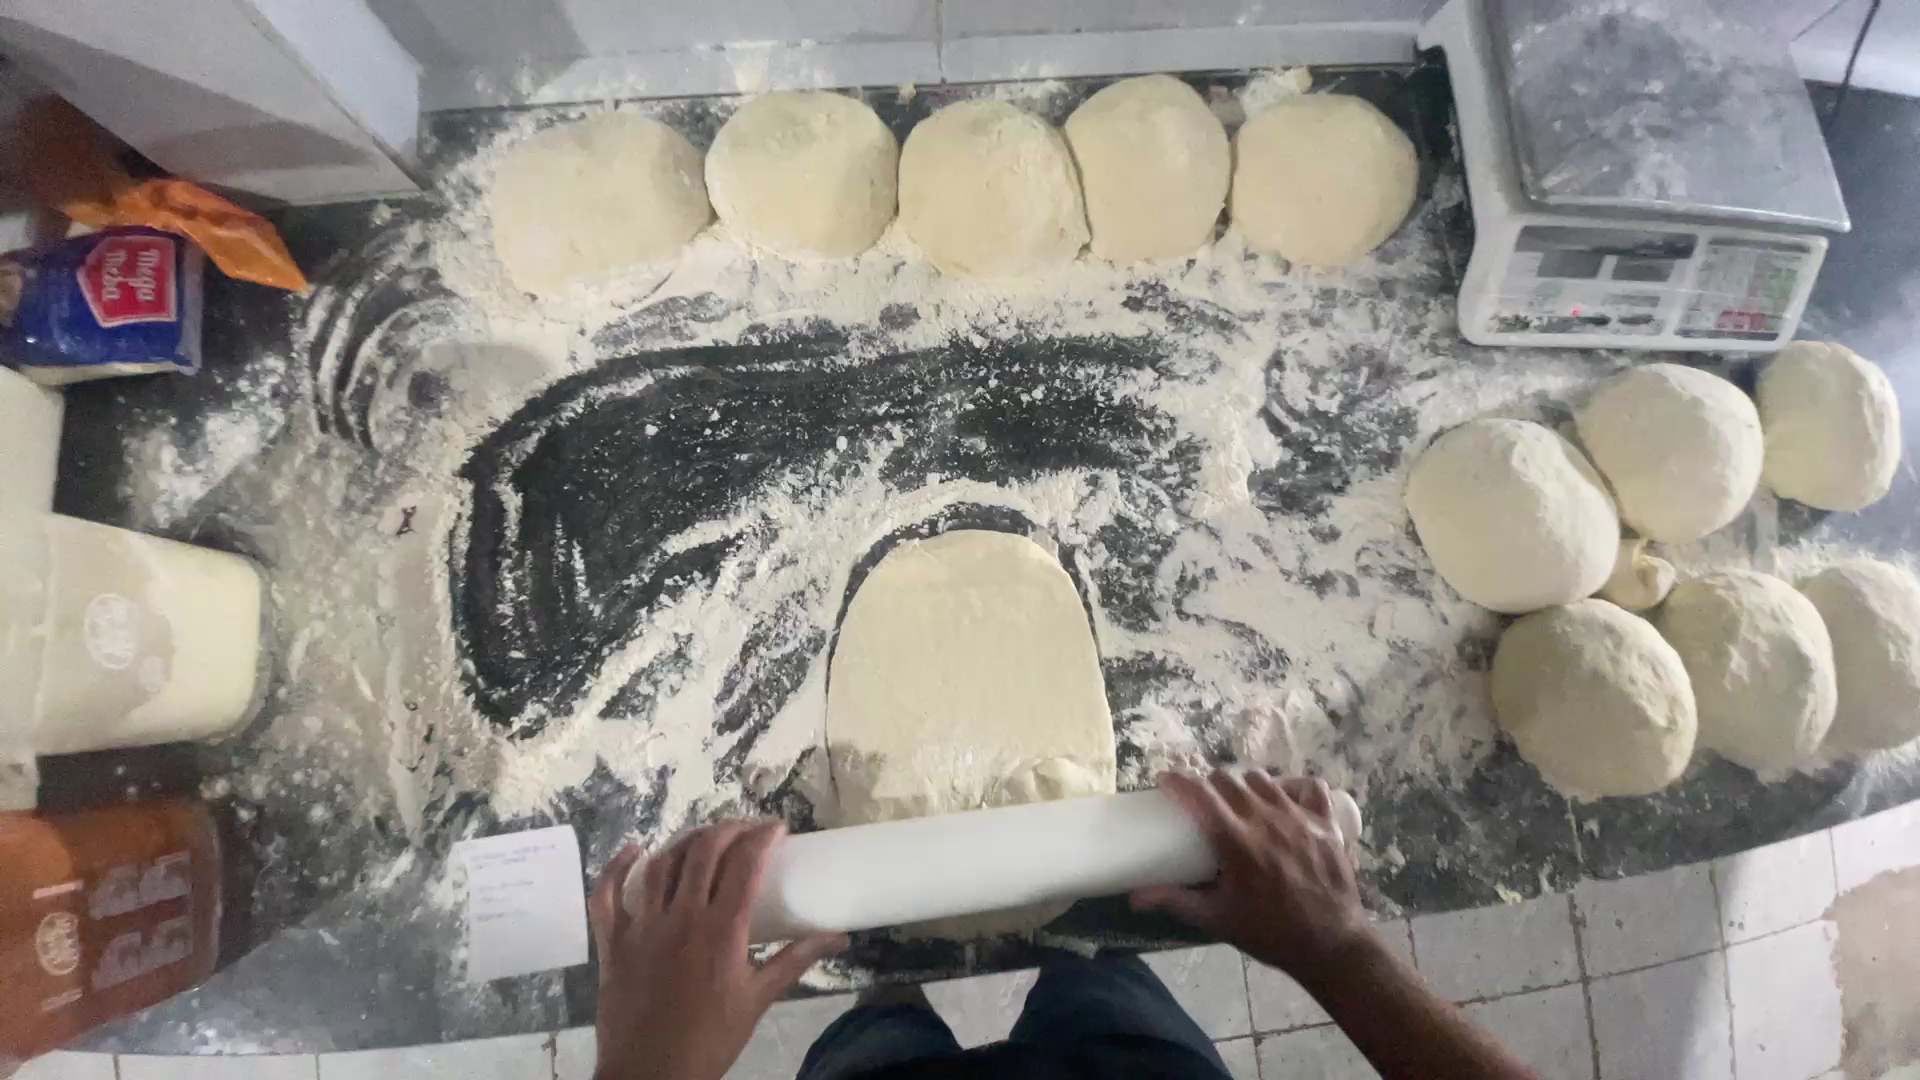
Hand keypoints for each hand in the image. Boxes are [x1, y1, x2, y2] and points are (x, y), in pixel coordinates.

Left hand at [588, 822, 848, 1079]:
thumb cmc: (709, 1040)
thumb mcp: (759, 999)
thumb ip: (797, 960)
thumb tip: (840, 936)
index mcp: (721, 930)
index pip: (745, 863)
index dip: (763, 836)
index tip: (778, 828)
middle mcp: (681, 917)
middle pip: (705, 851)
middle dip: (730, 829)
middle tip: (747, 829)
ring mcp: (642, 927)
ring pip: (662, 863)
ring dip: (687, 841)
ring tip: (707, 838)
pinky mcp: (613, 942)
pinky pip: (606, 895)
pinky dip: (616, 867)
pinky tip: (633, 849)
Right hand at [1131, 770, 1372, 981]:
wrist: (1332, 948)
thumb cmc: (1270, 932)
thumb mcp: (1217, 918)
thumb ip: (1175, 901)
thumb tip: (1133, 898)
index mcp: (1235, 839)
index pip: (1197, 792)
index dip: (1176, 779)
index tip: (1164, 780)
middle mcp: (1264, 818)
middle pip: (1226, 778)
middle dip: (1209, 784)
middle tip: (1204, 801)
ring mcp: (1298, 817)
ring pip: (1262, 779)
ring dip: (1245, 785)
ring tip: (1243, 802)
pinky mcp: (1325, 823)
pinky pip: (1310, 786)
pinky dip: (1296, 788)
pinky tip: (1287, 800)